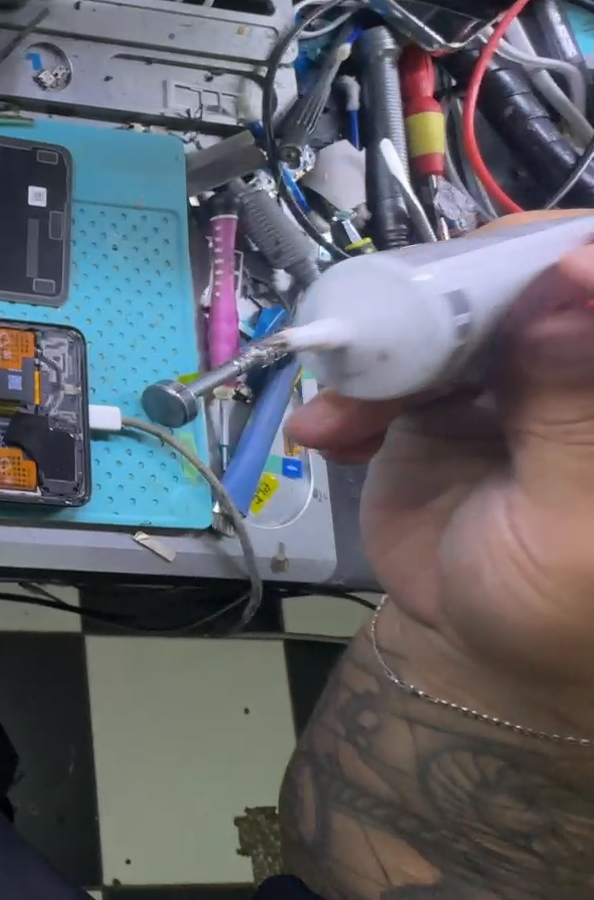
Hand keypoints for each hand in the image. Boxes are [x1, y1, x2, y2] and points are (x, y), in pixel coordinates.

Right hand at [290, 213, 593, 717]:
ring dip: (364, 370)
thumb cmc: (561, 599)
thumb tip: (575, 279)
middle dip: (425, 316)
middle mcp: (569, 371)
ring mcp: (498, 385)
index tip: (480, 279)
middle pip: (502, 293)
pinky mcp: (426, 407)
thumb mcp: (573, 516)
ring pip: (420, 333)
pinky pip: (371, 380)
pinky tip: (331, 440)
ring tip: (337, 421)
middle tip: (373, 344)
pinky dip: (339, 405)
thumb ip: (572, 410)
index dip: (555, 258)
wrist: (478, 641)